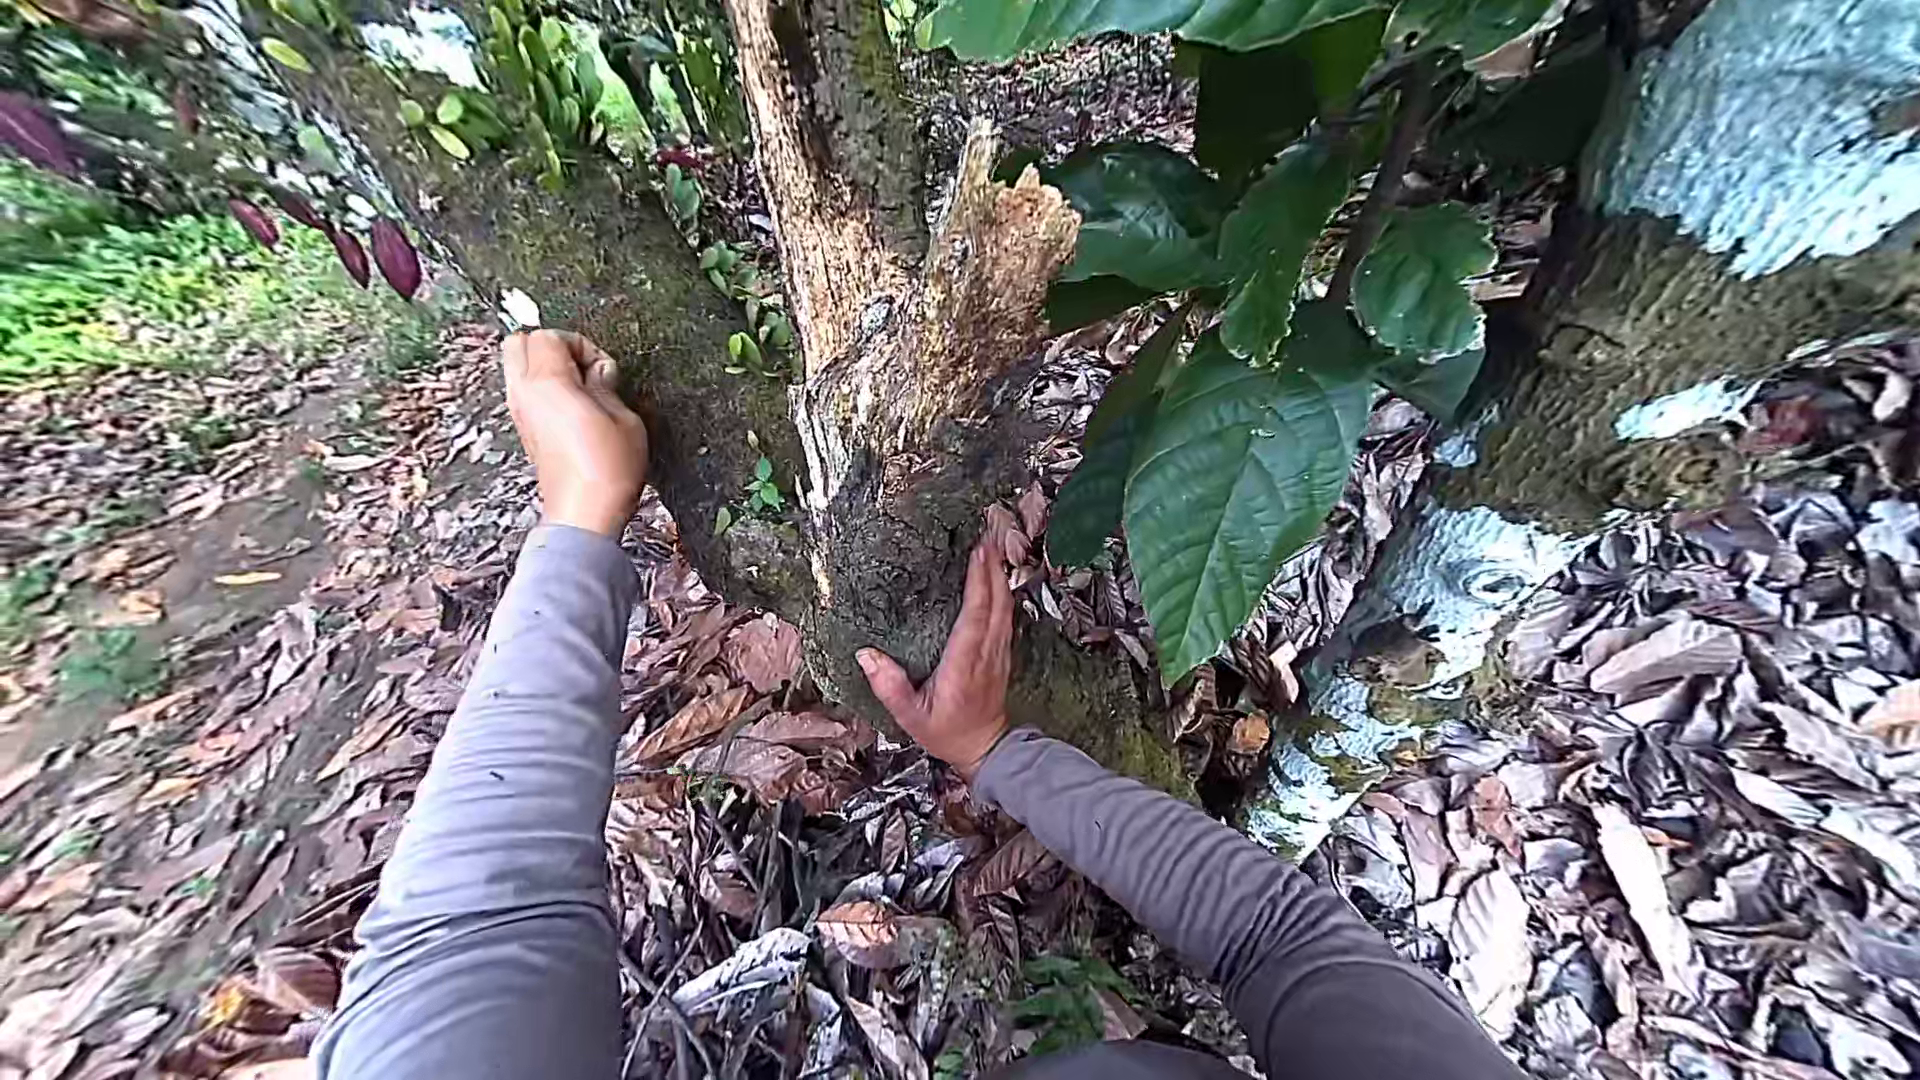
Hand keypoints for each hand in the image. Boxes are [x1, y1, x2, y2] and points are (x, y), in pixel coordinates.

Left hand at [502, 329, 648, 536]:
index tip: (605, 370)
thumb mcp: (626, 420)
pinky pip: (525, 390)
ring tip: (583, 392)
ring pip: (517, 365)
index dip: (583, 346)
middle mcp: (524, 392)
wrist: (585, 511)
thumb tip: (601, 373)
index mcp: (547, 383)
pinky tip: (575, 410)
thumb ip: (608, 386)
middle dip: (555, 348)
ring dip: (547, 368)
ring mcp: (520, 412)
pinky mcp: (525, 429)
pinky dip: (544, 389)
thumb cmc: (609, 469)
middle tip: (587, 371)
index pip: (549, 336)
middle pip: (519, 342)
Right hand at [857, 538, 1011, 779]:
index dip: (979, 583)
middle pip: (996, 603)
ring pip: (1006, 607)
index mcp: (964, 664)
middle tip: (985, 535)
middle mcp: (986, 653)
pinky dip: (1003, 592)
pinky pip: (1007, 616)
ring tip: (991, 547)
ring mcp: (999, 652)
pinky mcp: (1003, 653)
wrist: (985, 748)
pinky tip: (997, 577)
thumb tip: (865, 654)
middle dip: (992, 567)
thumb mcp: (910, 717)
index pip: (976, 616)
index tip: (977, 553)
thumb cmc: (945, 731)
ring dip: (1000, 575)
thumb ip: (889, 686)